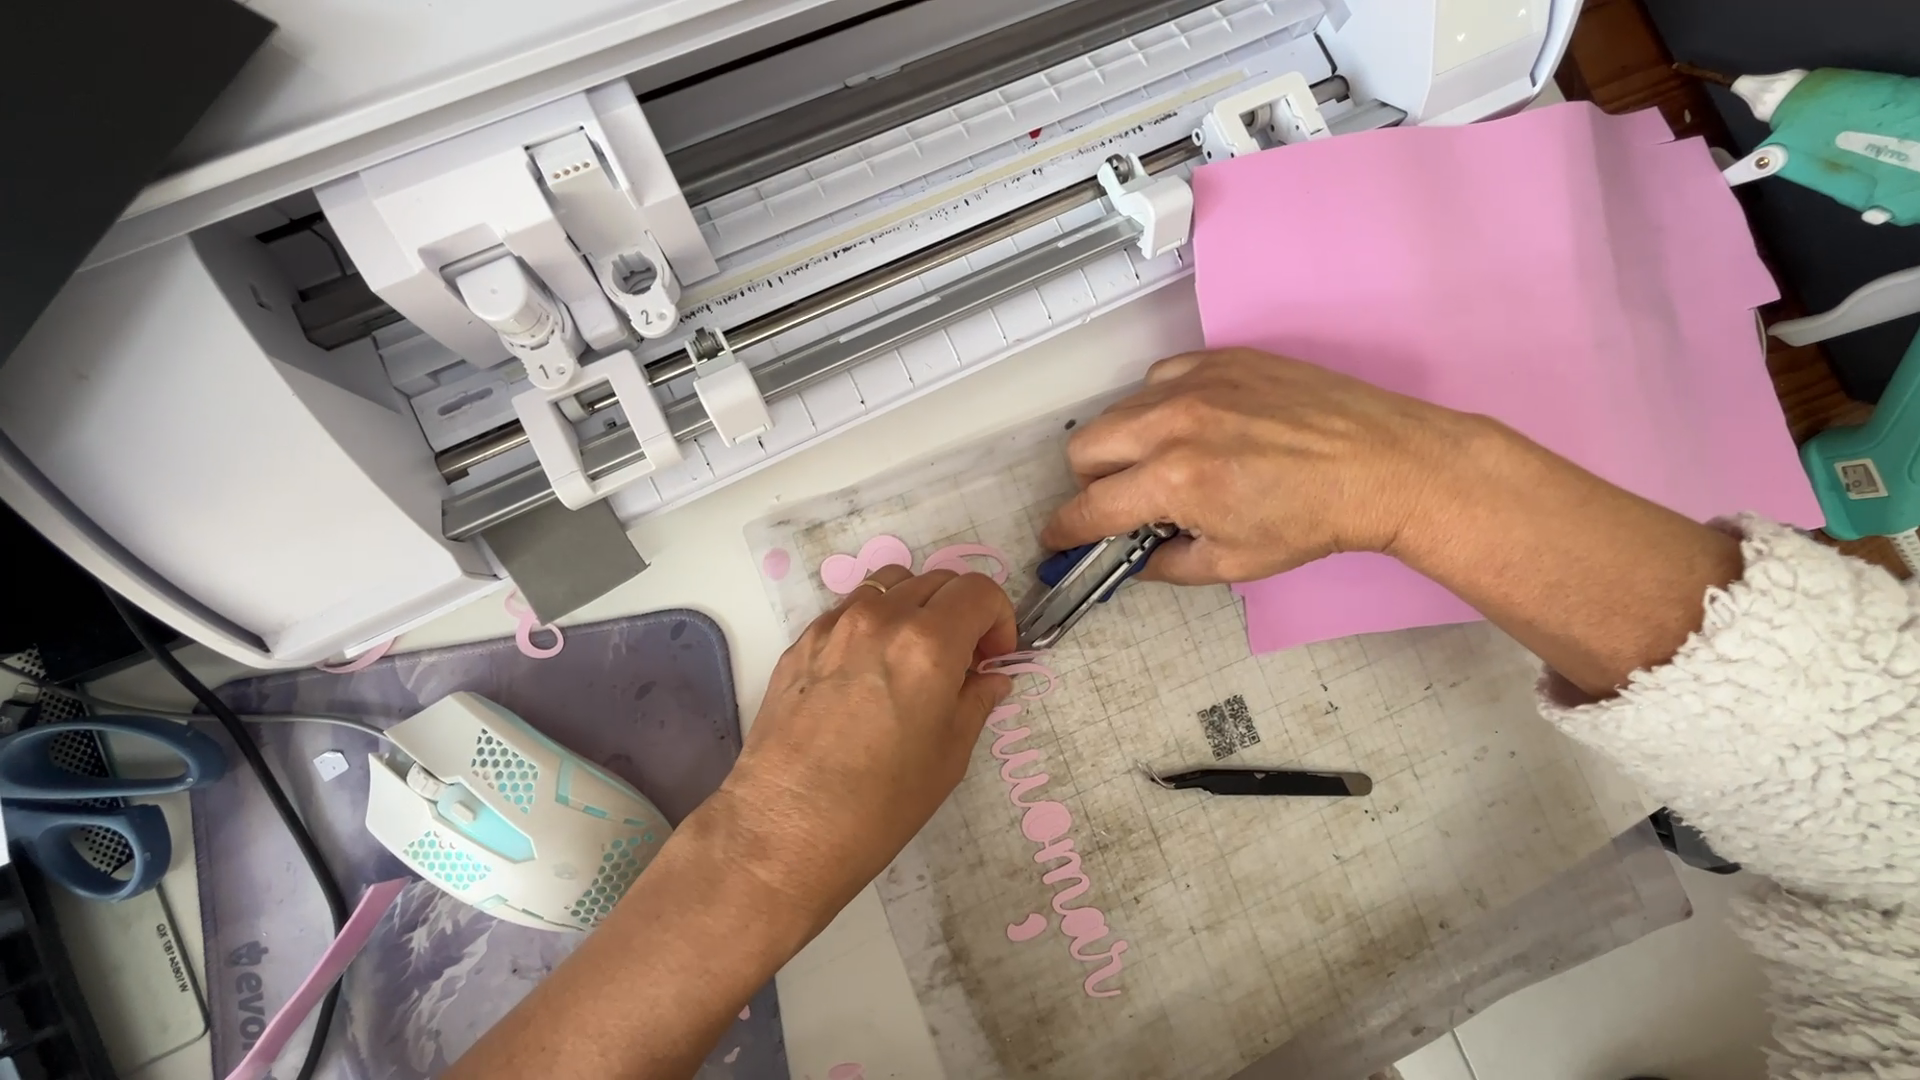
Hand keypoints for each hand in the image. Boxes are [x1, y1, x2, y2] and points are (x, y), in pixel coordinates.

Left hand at [710, 566, 1016, 925]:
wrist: (785, 827)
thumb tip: (991, 677)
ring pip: (891, 584)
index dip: (999, 619)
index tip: (992, 658)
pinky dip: (875, 622)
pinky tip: (869, 671)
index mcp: (929, 642)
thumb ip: (976, 700)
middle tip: (962, 662)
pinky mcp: (802, 641)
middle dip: (962, 612)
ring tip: (914, 657)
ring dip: (917, 607)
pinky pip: (850, 609)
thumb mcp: (949, 755)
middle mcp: (882, 618)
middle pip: (938, 580)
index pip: (979, 591)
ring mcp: (835, 625)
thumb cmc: (880, 802)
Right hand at [1041, 348, 1487, 583]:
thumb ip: (1164, 564)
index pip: (1089, 508)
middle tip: (1122, 500)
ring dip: (1123, 445)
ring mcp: (1194, 382)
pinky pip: (1157, 379)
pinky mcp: (1218, 358)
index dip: (1065, 531)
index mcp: (1174, 481)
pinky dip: (1158, 408)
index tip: (1059, 540)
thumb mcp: (1232, 564)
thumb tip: (1131, 556)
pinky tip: (1194, 427)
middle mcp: (1172, 423)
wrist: (1383, 464)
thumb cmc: (1313, 521)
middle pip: (1083, 448)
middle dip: (1090, 483)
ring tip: (1163, 462)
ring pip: (1116, 411)